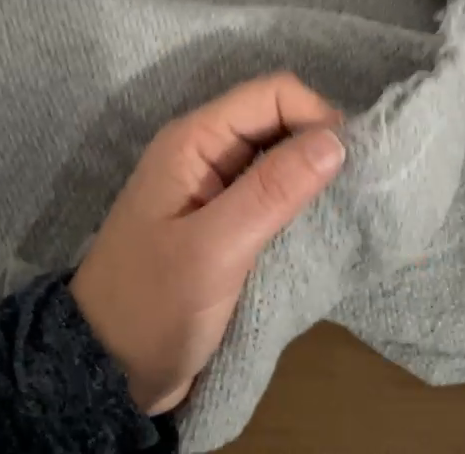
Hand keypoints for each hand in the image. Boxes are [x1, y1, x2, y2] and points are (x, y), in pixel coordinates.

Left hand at [70, 74, 346, 415]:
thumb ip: (272, 191)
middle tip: (357, 188)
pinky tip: (324, 224)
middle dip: (319, 143)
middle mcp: (207, 151)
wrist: (106, 369)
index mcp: (195, 140)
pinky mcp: (226, 219)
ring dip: (313, 173)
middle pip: (278, 118)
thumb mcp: (213, 250)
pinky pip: (273, 191)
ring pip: (279, 154)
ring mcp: (215, 186)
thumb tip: (337, 140)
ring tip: (349, 206)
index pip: (271, 94)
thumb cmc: (152, 306)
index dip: (316, 115)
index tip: (352, 163)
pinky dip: (301, 201)